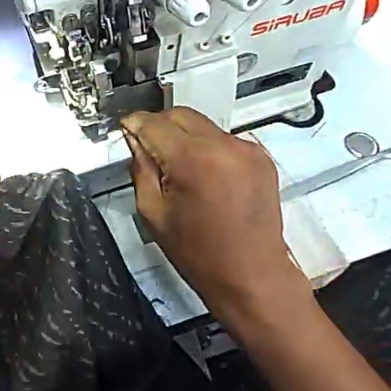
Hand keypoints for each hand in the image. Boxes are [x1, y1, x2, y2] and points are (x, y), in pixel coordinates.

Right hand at [121, 108, 312, 331]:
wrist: (251, 274)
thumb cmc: (204, 255)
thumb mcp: (154, 213)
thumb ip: (141, 170)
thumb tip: (136, 142)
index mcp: (194, 159)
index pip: (154, 123)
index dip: (136, 125)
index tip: (128, 129)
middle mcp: (224, 147)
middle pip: (180, 115)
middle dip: (161, 127)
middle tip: (149, 149)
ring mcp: (247, 151)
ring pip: (204, 126)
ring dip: (187, 139)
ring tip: (181, 172)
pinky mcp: (261, 159)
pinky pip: (226, 141)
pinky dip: (212, 150)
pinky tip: (206, 177)